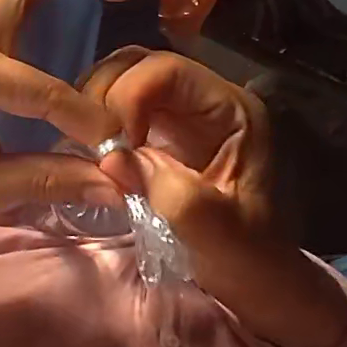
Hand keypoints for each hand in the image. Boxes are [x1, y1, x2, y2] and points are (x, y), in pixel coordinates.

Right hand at [84, 50, 346, 346]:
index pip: (168, 72)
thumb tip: (110, 159)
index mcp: (232, 110)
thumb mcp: (222, 238)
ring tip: (87, 146)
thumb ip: (175, 196)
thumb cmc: (250, 260)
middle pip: (139, 64)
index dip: (130, 96)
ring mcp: (178, 112)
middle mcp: (203, 98)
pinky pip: (116, 107)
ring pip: (122, 78)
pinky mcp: (156, 130)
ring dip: (96, 106)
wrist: (259, 282)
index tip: (112, 144)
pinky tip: (89, 151)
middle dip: (105, 95)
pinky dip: (96, 122)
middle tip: (89, 141)